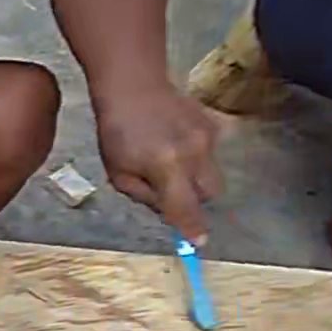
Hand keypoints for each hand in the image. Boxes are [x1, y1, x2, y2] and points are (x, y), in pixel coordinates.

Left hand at [94, 85, 222, 242]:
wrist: (133, 87)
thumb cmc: (117, 134)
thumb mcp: (120, 176)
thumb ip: (146, 197)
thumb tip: (168, 212)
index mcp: (166, 166)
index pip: (184, 207)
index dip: (192, 228)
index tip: (198, 243)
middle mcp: (194, 151)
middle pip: (208, 194)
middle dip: (192, 201)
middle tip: (169, 192)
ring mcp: (208, 136)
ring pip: (212, 175)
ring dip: (194, 180)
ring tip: (167, 163)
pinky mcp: (214, 123)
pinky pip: (212, 154)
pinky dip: (198, 159)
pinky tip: (176, 146)